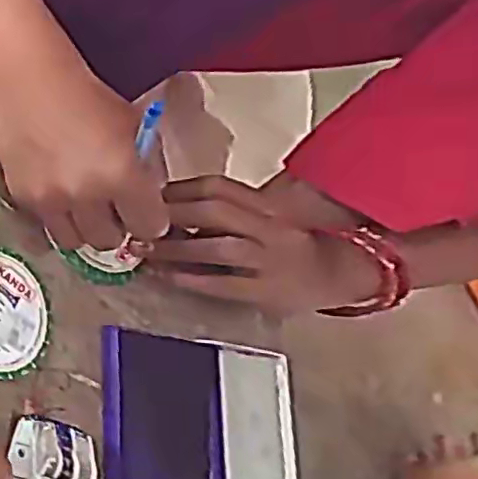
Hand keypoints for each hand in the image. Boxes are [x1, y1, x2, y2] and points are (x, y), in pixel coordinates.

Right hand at [0, 43, 168, 250]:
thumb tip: (146, 195)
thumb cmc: (87, 98)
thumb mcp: (132, 128)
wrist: (32, 85)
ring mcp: (49, 200)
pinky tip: (57, 192)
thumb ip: (143, 167)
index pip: (149, 226)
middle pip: (109, 241)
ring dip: (82, 229)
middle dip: (116, 228)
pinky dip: (55, 214)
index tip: (145, 211)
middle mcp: (84, 196)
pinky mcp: (22, 197)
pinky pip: (45, 223)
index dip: (151, 219)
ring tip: (83, 209)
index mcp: (121, 176)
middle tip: (113, 210)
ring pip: (73, 241)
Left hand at [148, 176, 385, 313]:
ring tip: (144, 251)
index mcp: (265, 205)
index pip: (217, 187)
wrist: (341, 275)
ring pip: (218, 248)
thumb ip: (221, 212)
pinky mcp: (268, 291)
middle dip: (171, 216)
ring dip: (175, 249)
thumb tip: (159, 208)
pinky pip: (225, 284)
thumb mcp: (258, 218)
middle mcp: (271, 228)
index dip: (178, 189)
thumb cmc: (285, 243)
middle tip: (136, 224)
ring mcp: (272, 261)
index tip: (145, 196)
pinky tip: (165, 276)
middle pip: (216, 212)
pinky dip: (192, 279)